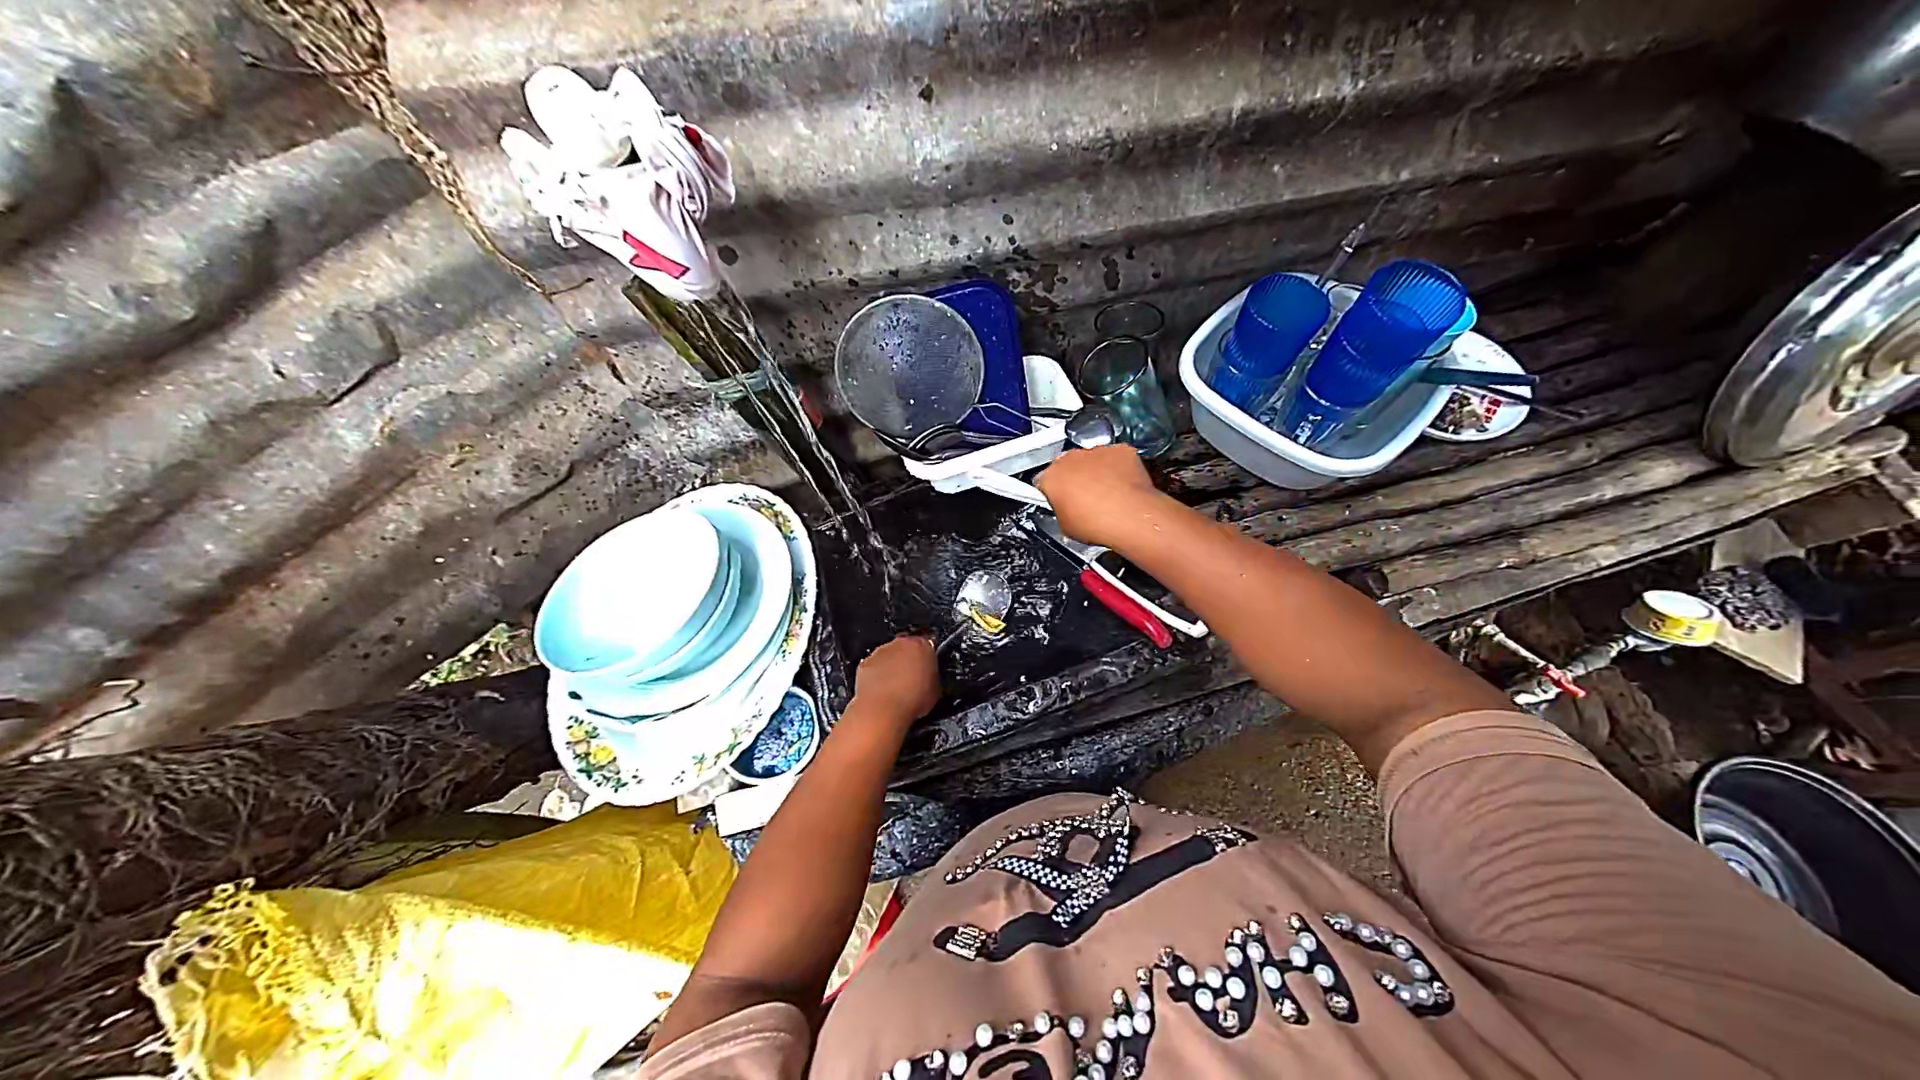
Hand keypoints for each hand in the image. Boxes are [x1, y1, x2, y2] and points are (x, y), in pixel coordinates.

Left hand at [851, 635, 939, 722]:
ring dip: (891, 668)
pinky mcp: (865, 663)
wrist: (883, 709)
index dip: (927, 659)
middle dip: (908, 662)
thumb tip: (930, 681)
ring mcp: (880, 653)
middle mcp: (900, 644)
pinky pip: (873, 667)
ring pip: (888, 657)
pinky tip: (881, 692)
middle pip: (906, 649)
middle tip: (912, 681)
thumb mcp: (935, 691)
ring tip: (895, 690)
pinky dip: (876, 676)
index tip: (927, 670)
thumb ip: (932, 678)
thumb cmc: (910, 699)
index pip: (927, 645)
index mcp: (922, 646)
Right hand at [1036, 445, 1166, 549]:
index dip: (1051, 492)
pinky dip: (1118, 468)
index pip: (1043, 481)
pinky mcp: (1120, 451)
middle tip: (1084, 501)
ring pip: (1092, 460)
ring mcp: (1096, 452)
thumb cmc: (1098, 523)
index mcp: (1051, 476)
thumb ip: (1060, 511)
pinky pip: (1115, 457)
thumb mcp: (1066, 527)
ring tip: (1106, 496)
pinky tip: (1122, 487)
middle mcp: (1071, 459)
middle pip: (1067, 466)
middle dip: (1074, 480)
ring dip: (1096, 473)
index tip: (1058, 499)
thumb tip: (1065, 512)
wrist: (1130, 517)